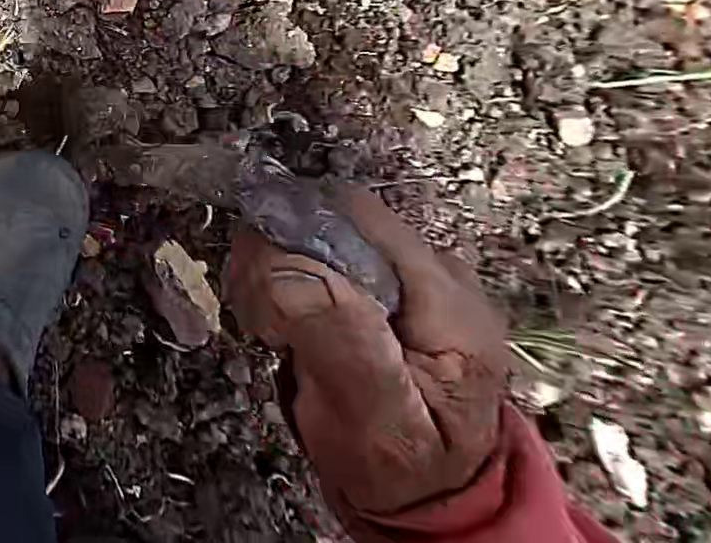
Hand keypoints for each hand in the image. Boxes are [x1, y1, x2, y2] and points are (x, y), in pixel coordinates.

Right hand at [224, 190, 507, 514]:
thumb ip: (336, 336)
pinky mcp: (386, 279)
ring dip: (280, 266)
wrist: (421, 494)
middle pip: (331, 218)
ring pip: (318, 228)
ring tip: (277, 326)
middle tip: (263, 316)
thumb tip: (283, 261)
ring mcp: (411, 271)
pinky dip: (289, 274)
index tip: (265, 292)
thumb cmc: (405, 469)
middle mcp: (434, 270)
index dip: (295, 240)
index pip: (351, 217)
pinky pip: (320, 249)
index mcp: (446, 299)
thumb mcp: (374, 418)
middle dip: (282, 254)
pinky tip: (287, 318)